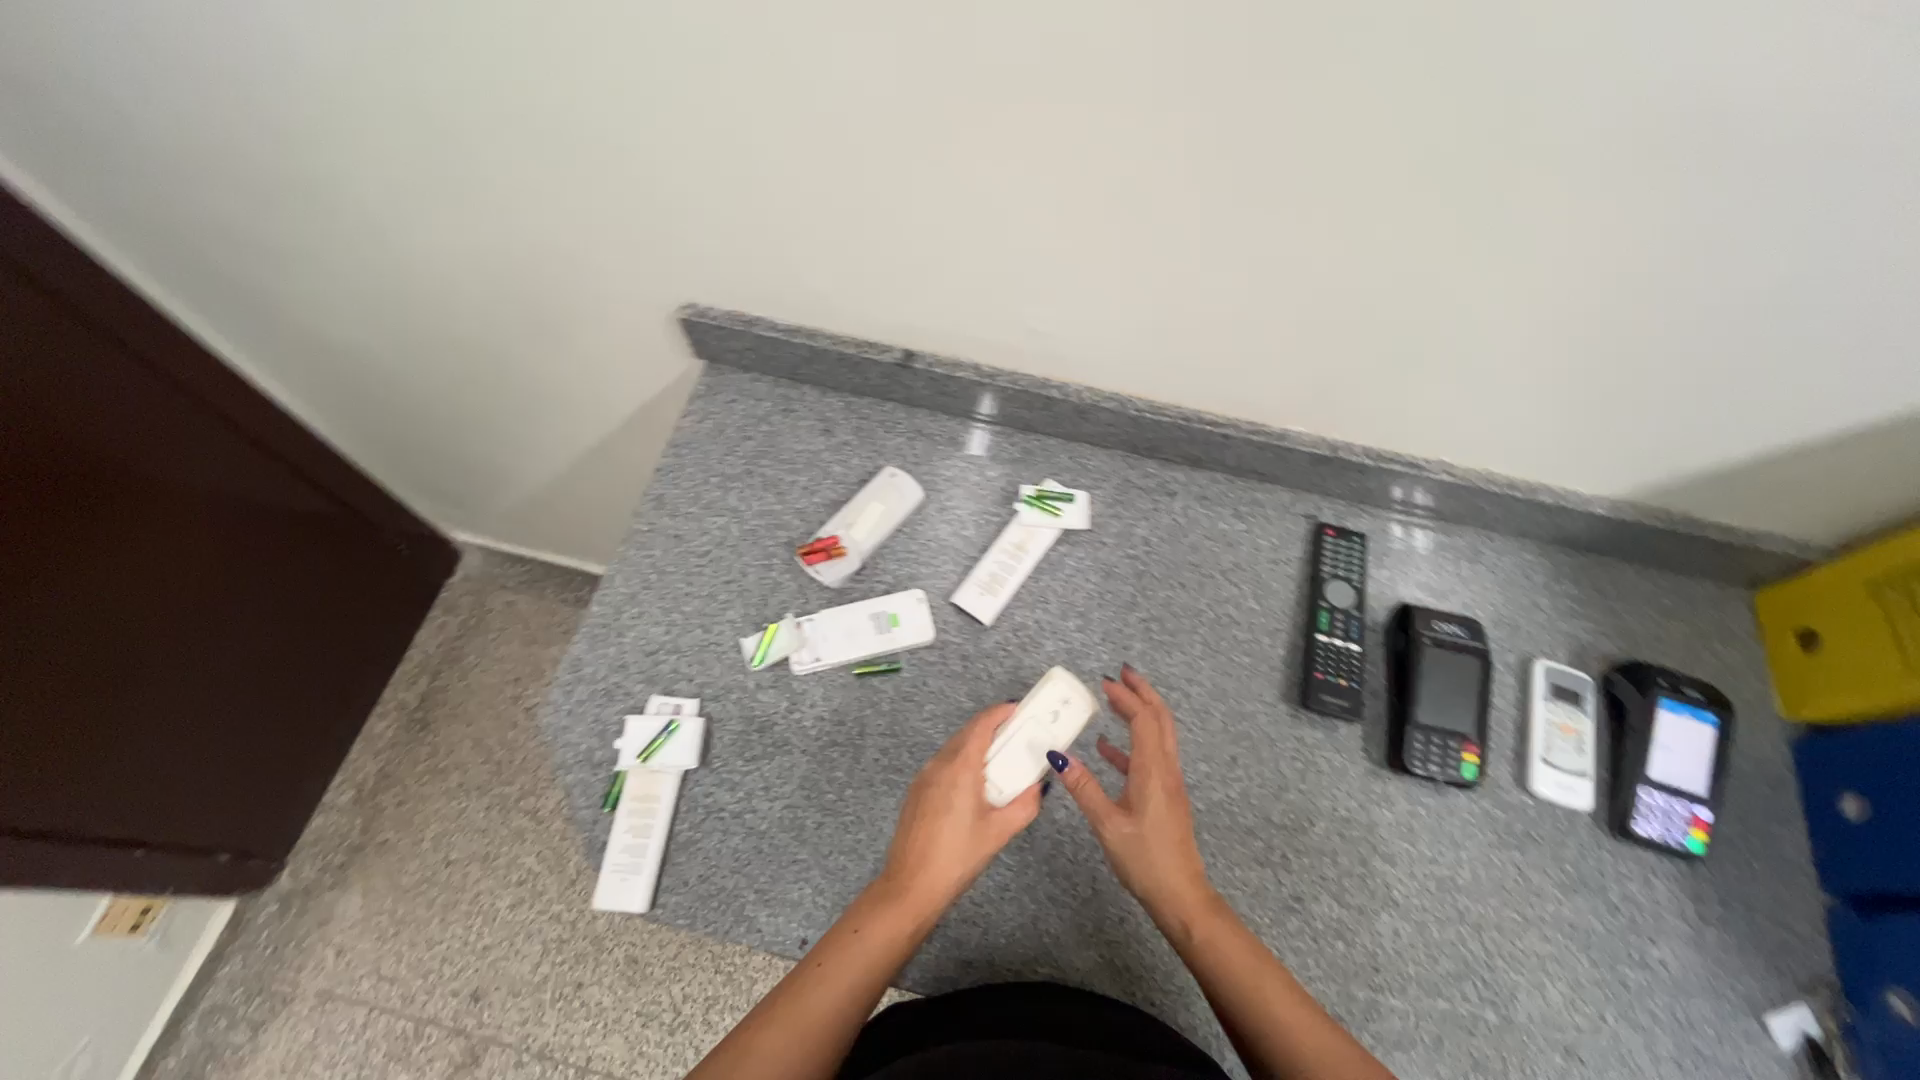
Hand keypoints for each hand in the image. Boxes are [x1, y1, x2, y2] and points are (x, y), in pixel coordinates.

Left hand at [877, 702, 1041, 913]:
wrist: (911, 886)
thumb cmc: (958, 857)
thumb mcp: (1000, 832)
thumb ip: (1025, 804)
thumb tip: (1039, 786)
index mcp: (959, 767)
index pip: (981, 725)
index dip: (1001, 712)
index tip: (1019, 709)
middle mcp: (938, 764)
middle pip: (966, 734)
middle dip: (991, 729)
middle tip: (1017, 734)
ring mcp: (923, 778)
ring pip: (953, 749)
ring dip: (975, 746)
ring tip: (1000, 759)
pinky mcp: (916, 792)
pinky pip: (942, 765)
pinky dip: (962, 763)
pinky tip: (974, 783)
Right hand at [1054, 665, 1213, 917]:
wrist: (1180, 894)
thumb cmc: (1144, 859)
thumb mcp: (1107, 823)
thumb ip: (1083, 788)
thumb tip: (1058, 756)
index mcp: (1154, 770)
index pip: (1143, 719)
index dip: (1125, 697)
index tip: (1104, 682)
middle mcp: (1166, 769)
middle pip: (1160, 719)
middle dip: (1142, 693)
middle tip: (1121, 674)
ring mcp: (1169, 783)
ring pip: (1159, 735)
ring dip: (1140, 713)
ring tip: (1114, 701)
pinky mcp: (1166, 796)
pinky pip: (1151, 757)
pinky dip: (1132, 744)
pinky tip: (1107, 750)